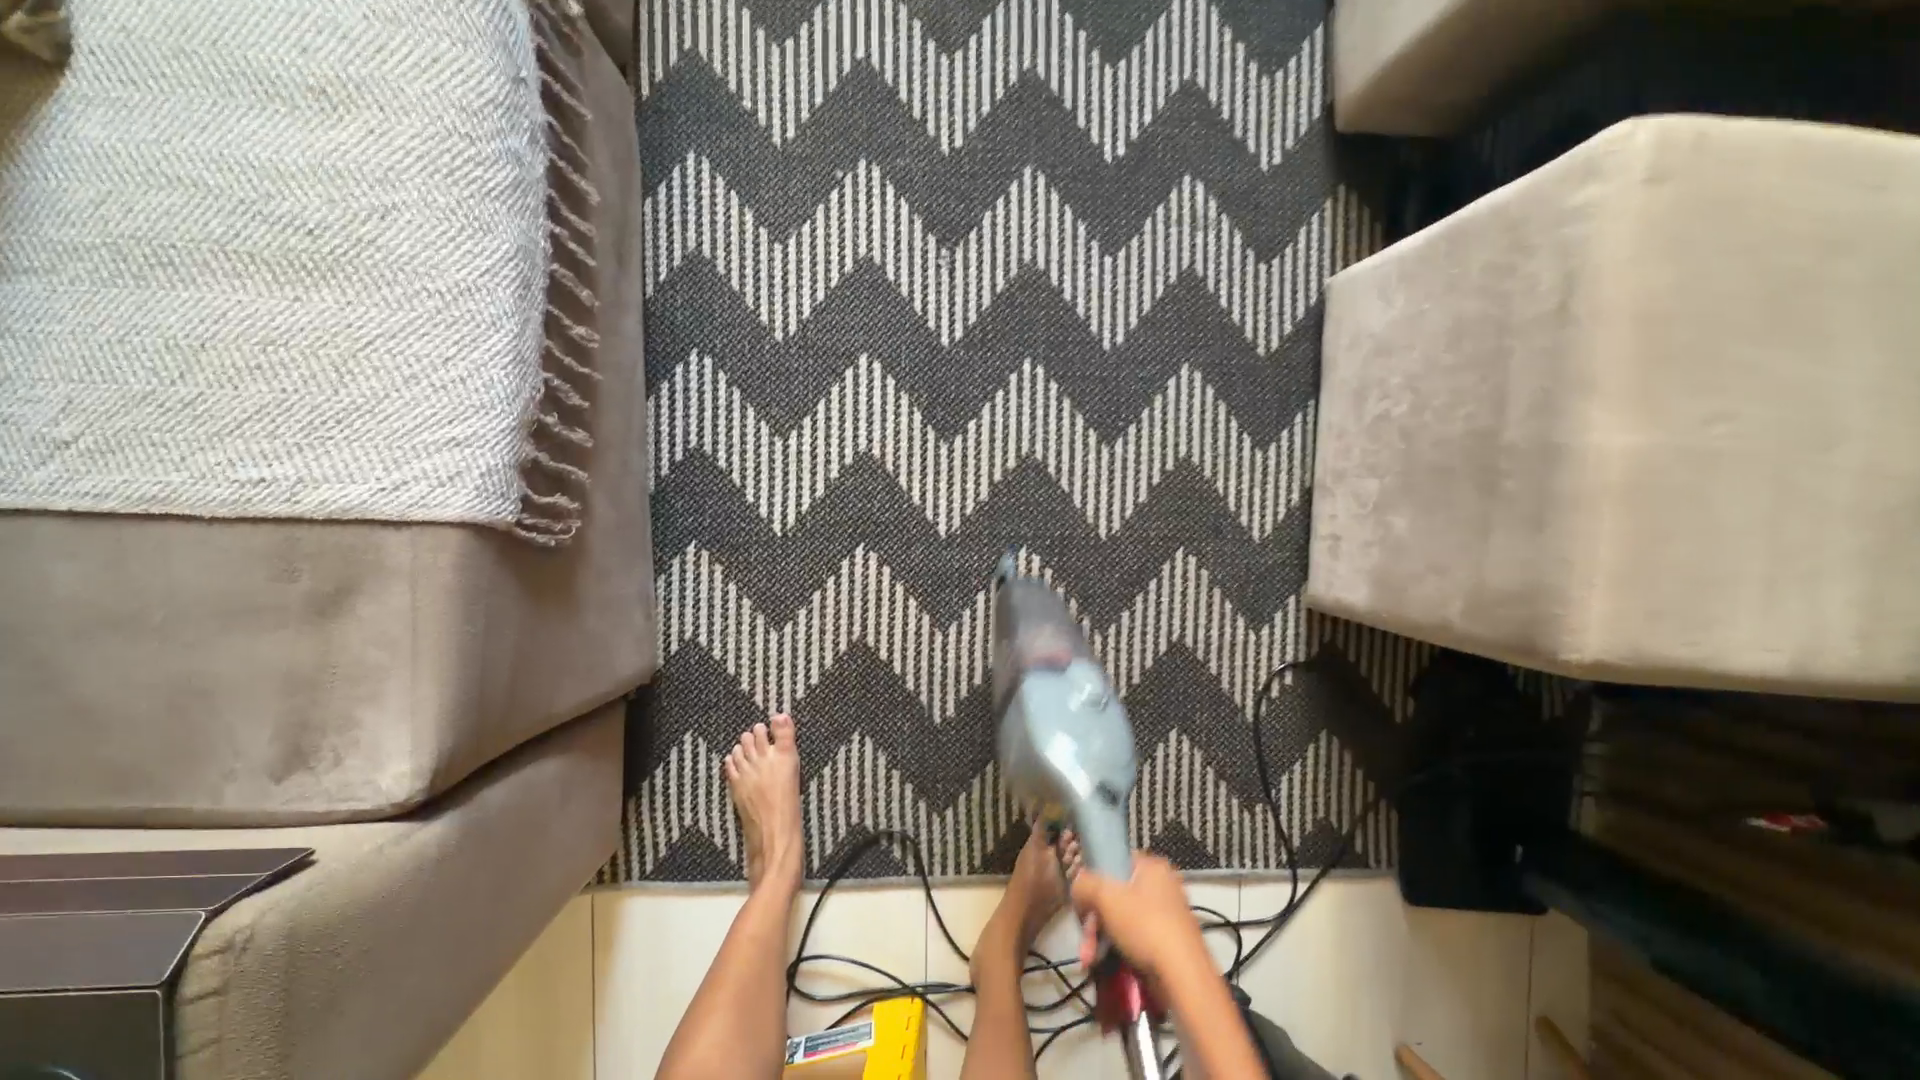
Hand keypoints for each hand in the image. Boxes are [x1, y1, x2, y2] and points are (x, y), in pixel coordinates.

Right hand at [1069, 852, 1209, 981]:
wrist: (1182, 975)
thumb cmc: (1144, 925)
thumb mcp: (1105, 897)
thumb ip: (1085, 884)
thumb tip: (1078, 886)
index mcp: (1153, 867)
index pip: (1117, 860)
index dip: (1095, 876)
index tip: (1083, 896)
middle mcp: (1162, 887)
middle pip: (1115, 894)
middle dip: (1094, 918)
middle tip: (1084, 934)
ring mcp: (1166, 916)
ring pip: (1121, 919)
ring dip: (1099, 937)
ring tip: (1088, 958)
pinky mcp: (1166, 942)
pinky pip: (1133, 938)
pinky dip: (1115, 949)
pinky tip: (1101, 963)